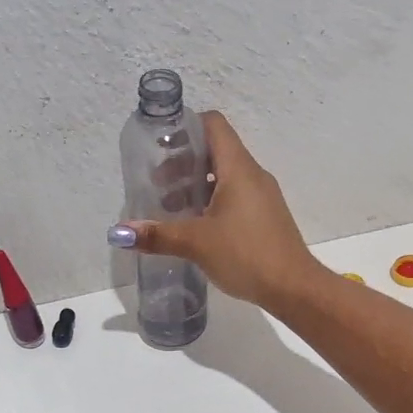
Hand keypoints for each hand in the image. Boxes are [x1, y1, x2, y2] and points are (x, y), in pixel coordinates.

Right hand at [110, 112, 321, 308]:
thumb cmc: (246, 255)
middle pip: (216, 151)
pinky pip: (235, 197)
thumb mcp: (197, 243)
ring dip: (197, 186)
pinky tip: (197, 227)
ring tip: (172, 208)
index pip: (213, 125)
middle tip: (158, 184)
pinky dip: (212, 202)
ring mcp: (262, 197)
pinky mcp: (265, 218)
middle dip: (184, 163)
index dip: (186, 127)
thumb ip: (158, 235)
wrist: (293, 287)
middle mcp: (253, 175)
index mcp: (238, 168)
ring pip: (225, 177)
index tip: (161, 145)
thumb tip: (119, 232)